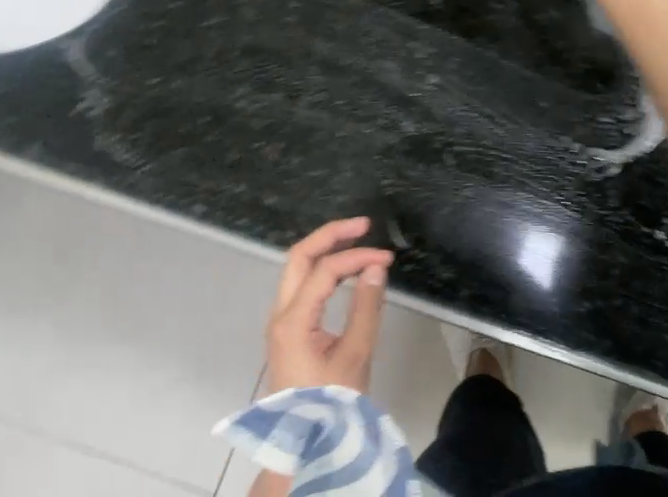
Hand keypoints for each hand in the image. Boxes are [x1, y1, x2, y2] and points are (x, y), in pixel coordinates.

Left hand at [264, 218, 393, 394]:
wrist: (305, 442)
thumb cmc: (332, 401)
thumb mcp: (356, 355)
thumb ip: (366, 307)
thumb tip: (376, 266)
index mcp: (293, 320)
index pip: (325, 270)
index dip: (357, 257)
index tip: (387, 259)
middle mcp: (280, 314)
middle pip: (298, 257)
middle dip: (330, 235)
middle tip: (363, 225)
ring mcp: (281, 321)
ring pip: (297, 269)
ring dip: (326, 249)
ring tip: (358, 239)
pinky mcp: (289, 329)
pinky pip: (302, 285)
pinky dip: (324, 269)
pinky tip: (346, 269)